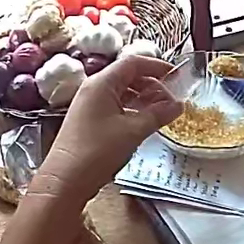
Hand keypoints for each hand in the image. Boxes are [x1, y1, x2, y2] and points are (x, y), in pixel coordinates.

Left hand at [33, 54, 182, 201]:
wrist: (65, 180)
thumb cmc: (98, 151)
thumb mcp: (133, 131)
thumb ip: (158, 114)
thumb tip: (178, 105)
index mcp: (102, 83)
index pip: (133, 63)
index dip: (157, 66)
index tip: (177, 75)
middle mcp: (94, 88)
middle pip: (128, 76)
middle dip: (152, 84)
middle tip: (172, 99)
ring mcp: (90, 104)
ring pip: (122, 92)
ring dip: (144, 98)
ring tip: (163, 111)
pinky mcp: (89, 120)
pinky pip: (115, 106)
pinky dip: (133, 109)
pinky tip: (145, 121)